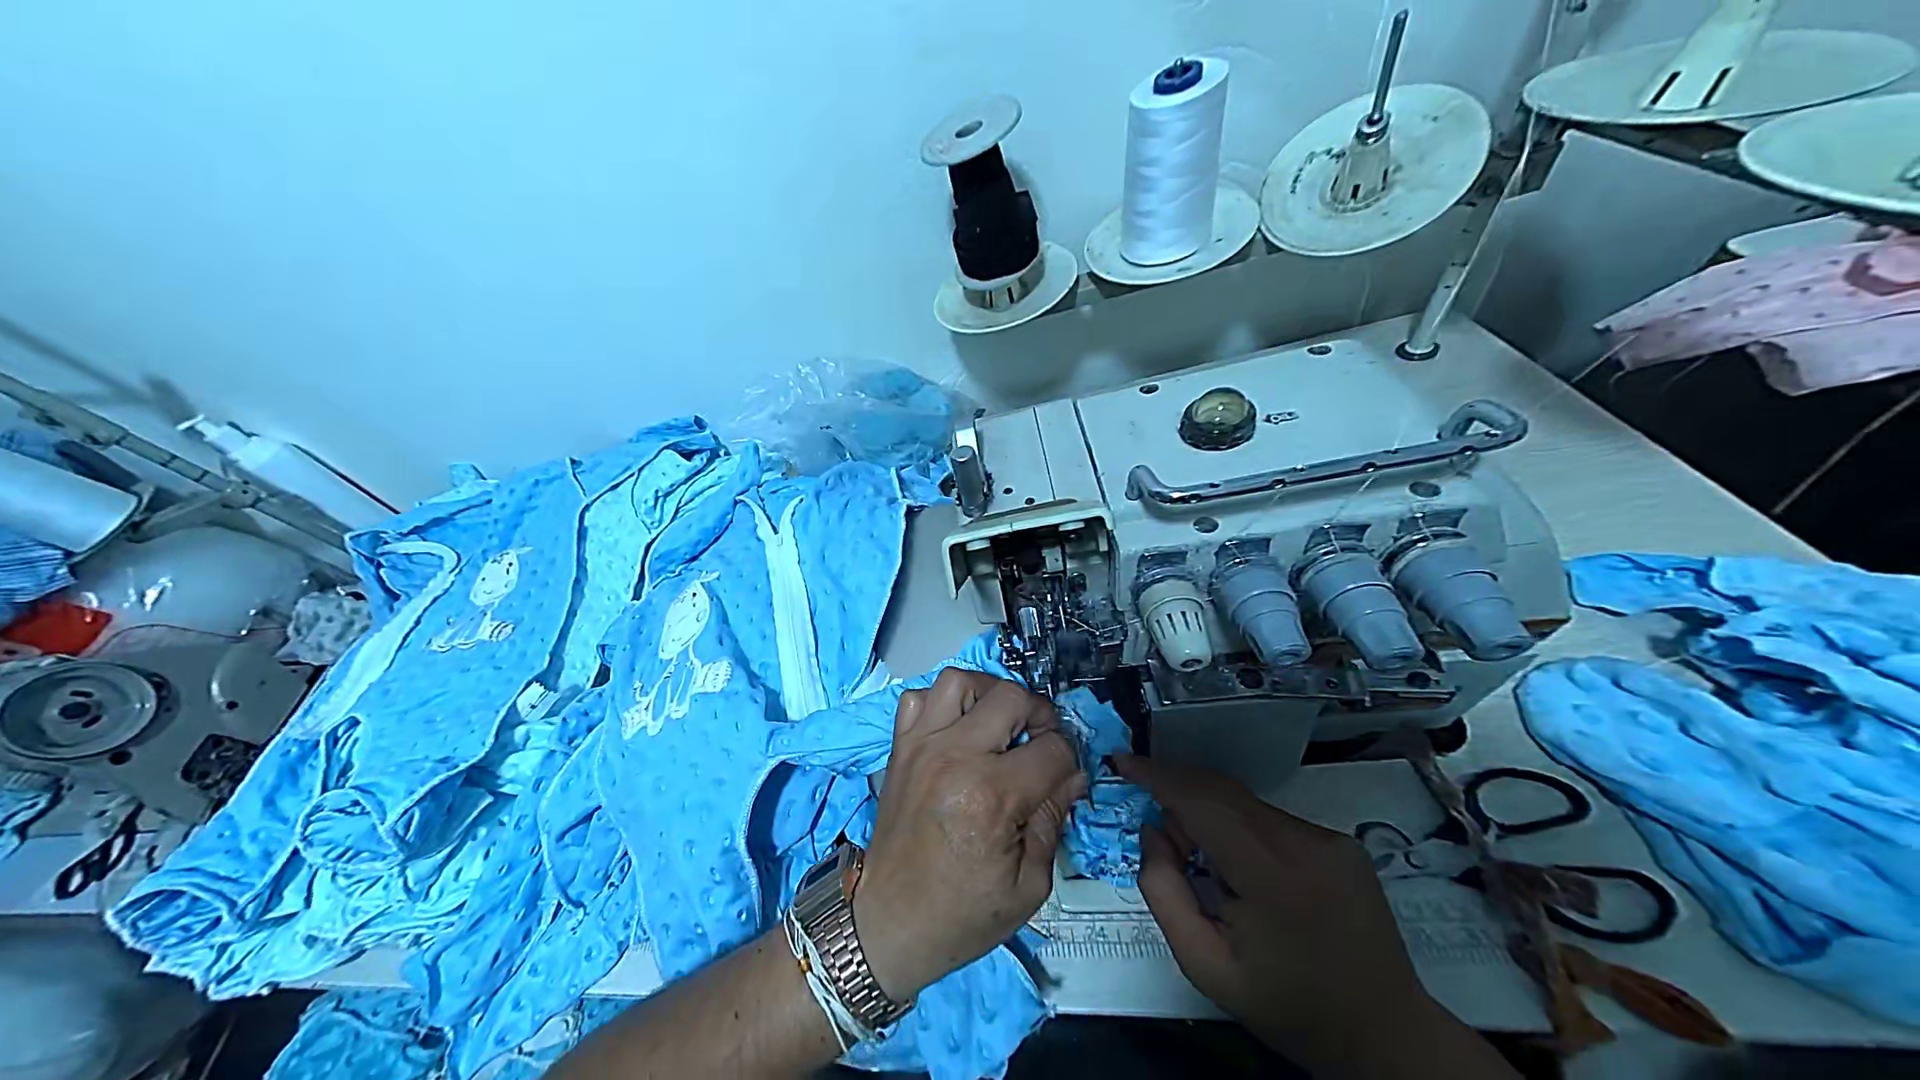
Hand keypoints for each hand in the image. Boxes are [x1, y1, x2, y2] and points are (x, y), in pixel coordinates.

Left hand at [853, 670, 1087, 1001]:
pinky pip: (918, 697)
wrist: (888, 923)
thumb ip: (1054, 819)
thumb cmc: (962, 915)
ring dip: (988, 695)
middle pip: (1011, 697)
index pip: (1052, 749)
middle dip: (1038, 715)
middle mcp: (954, 757)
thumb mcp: (1029, 884)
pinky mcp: (899, 748)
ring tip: (998, 724)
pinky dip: (941, 702)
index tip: (1064, 777)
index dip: (1069, 761)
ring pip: (960, 680)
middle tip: (1039, 743)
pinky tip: (957, 729)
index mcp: (992, 796)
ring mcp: (921, 746)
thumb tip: (1073, 775)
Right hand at [1113, 754, 1440, 1068]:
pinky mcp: (1341, 842)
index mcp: (1273, 876)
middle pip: (1222, 793)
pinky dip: (1241, 829)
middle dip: (1178, 798)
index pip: (1203, 802)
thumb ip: (1164, 891)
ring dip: (1211, 818)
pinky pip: (1270, 819)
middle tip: (1161, 841)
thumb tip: (1153, 832)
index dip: (1158, 776)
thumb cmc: (1288, 1007)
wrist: (1385, 1035)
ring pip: (1245, 805)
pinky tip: (1245, 875)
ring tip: (1207, 869)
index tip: (1121, 761)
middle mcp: (1306, 843)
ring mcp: (1329, 839)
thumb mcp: (1204, 966)